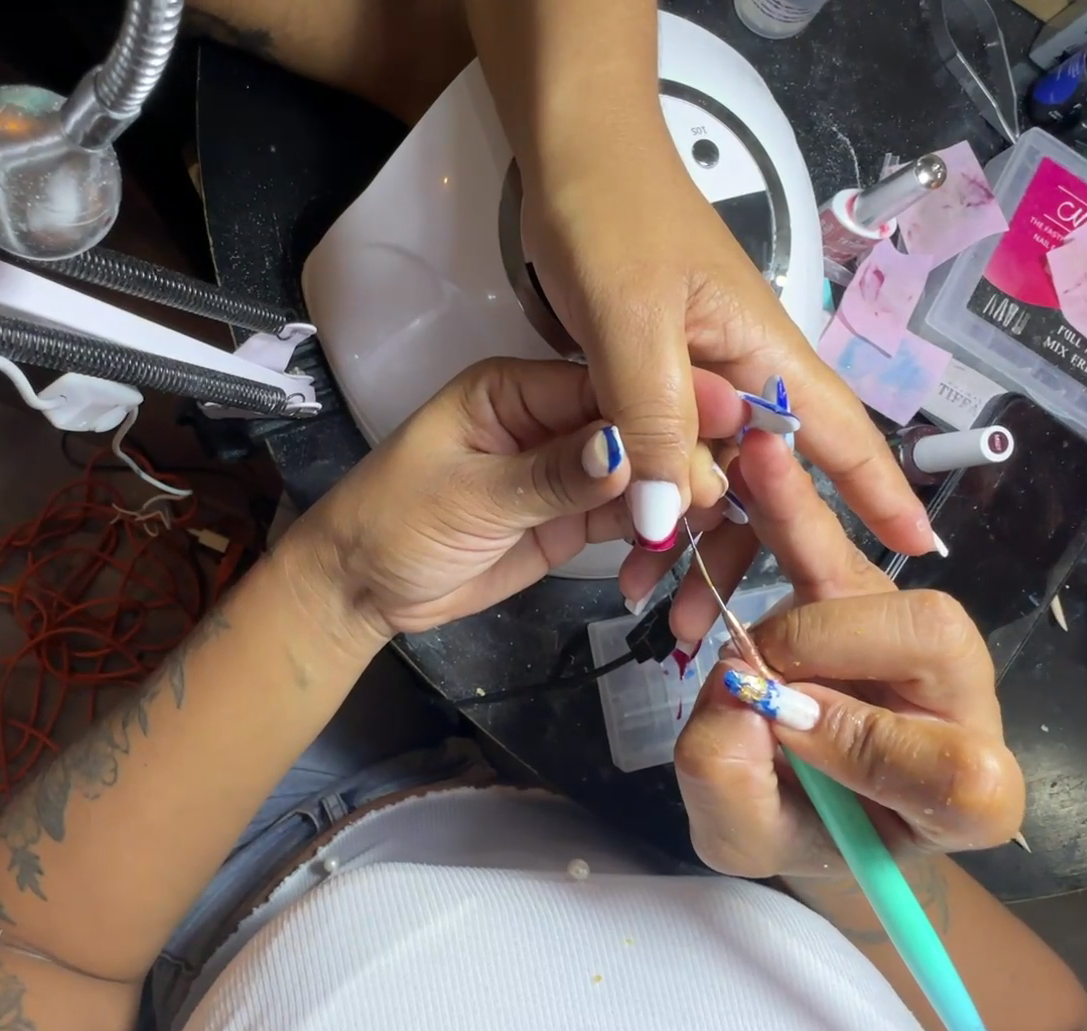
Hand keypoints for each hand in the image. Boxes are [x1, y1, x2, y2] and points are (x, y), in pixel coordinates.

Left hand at [290, 357, 745, 638]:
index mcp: (516, 389)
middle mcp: (547, 420)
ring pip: (636, 473)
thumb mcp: (469, 495)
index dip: (660, 408)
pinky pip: (622, 514)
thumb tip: (629, 453)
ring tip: (710, 518)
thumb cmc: (395, 523)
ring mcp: (563, 470)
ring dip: (669, 494)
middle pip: (631, 428)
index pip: (603, 386)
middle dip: (672, 456)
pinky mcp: (569, 516)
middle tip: (715, 491)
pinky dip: (650, 528)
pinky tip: (678, 541)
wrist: (364, 587)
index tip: (722, 427)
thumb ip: (550, 476)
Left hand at [523, 138, 933, 590]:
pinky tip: (621, 537)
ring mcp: (695, 376)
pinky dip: (645, 496)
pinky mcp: (652, 377)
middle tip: (699, 626)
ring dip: (680, 535)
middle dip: (737, 552)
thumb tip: (668, 518)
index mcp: (761, 355)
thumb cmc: (612, 222)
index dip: (877, 495)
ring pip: (705, 473)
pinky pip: (661, 450)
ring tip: (647, 599)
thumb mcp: (630, 325)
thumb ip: (651, 420)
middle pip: (760, 478)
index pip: (837, 434)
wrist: (570, 159)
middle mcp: (739, 372)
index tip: (913, 555)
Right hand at [672, 433, 1022, 877]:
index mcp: (961, 794)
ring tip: (748, 477)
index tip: (782, 734)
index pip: (959, 771)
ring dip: (801, 526)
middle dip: (818, 644)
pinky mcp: (856, 598)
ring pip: (872, 578)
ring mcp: (905, 640)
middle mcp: (957, 703)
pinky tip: (759, 456)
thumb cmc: (784, 828)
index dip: (867, 748)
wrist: (793, 800)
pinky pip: (824, 545)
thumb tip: (731, 688)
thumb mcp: (744, 838)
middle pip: (931, 640)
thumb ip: (732, 785)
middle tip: (740, 670)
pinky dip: (789, 503)